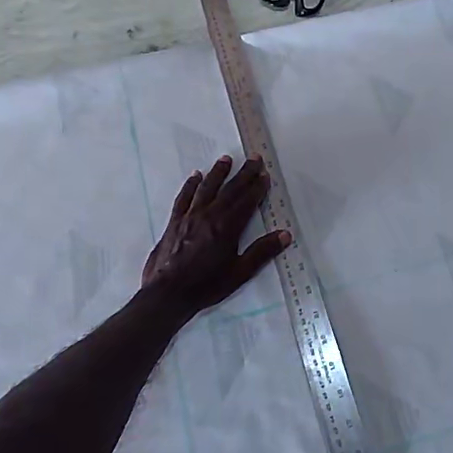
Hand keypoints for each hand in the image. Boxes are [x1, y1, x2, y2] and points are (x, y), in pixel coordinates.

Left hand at [141, 156, 290, 316]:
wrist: (168, 293)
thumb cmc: (206, 285)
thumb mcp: (239, 273)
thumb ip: (262, 252)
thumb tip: (285, 235)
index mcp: (227, 227)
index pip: (246, 201)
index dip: (257, 187)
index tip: (264, 175)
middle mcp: (209, 215)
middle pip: (230, 190)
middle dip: (244, 173)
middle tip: (254, 158)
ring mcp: (190, 216)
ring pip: (207, 188)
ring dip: (218, 172)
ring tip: (226, 159)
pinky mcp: (175, 221)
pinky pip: (184, 197)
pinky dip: (191, 185)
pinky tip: (196, 176)